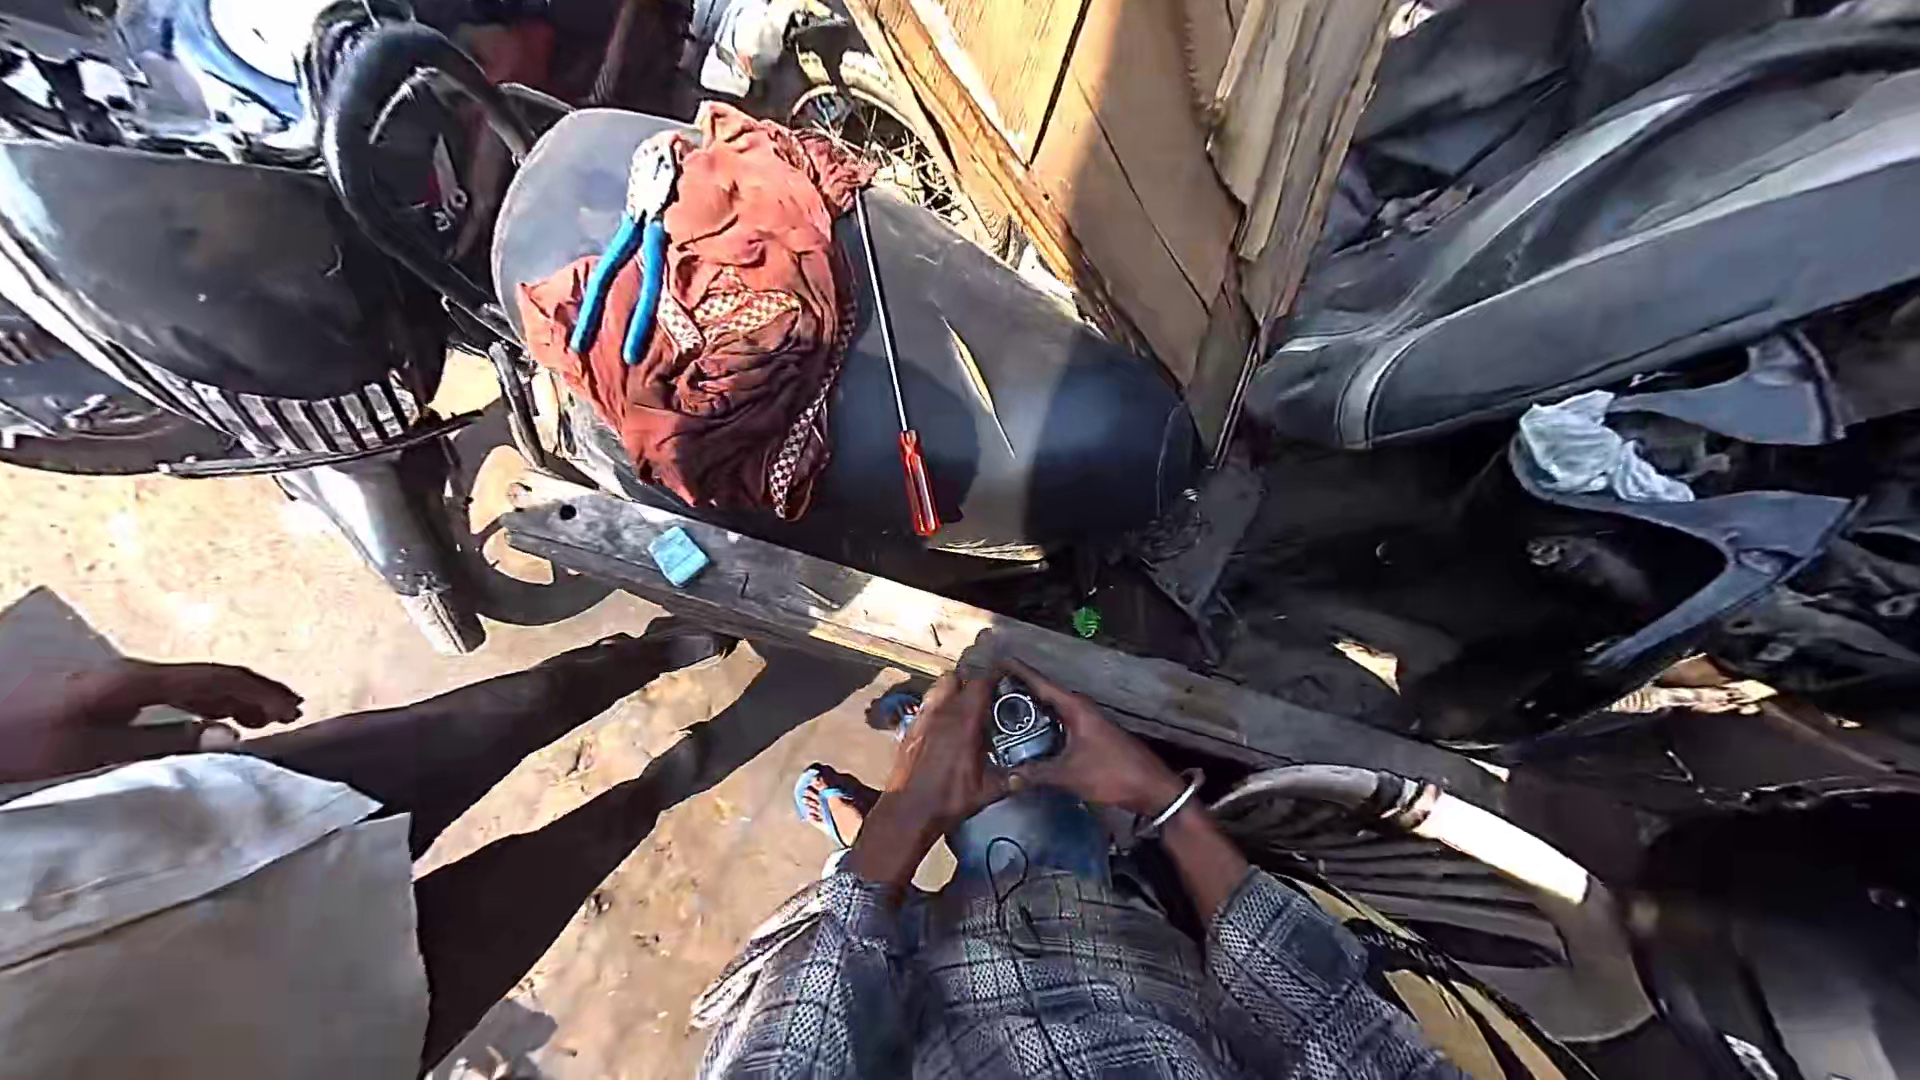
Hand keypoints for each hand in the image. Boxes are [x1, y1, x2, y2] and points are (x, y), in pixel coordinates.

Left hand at [0, 660, 302, 782]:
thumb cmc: (18, 743)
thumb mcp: (91, 749)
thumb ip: (165, 740)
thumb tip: (231, 735)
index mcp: (141, 680)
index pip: (222, 678)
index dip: (264, 692)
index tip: (293, 710)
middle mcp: (139, 672)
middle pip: (215, 676)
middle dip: (258, 693)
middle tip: (290, 713)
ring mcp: (123, 679)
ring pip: (198, 682)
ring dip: (236, 697)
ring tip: (261, 717)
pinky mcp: (110, 690)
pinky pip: (176, 690)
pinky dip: (208, 701)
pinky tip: (213, 717)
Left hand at [846, 670, 1006, 886]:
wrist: (907, 810)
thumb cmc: (947, 799)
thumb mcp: (985, 791)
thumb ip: (1008, 780)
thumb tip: (1024, 778)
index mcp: (964, 721)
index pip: (980, 683)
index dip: (992, 677)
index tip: (1002, 678)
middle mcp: (941, 713)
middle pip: (955, 678)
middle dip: (969, 682)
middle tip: (982, 696)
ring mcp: (923, 718)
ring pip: (937, 688)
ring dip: (950, 691)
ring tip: (961, 707)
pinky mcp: (910, 728)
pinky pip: (925, 706)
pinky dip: (936, 707)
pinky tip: (943, 726)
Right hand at [999, 656, 1185, 817]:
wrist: (1151, 787)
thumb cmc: (1113, 773)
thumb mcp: (1071, 775)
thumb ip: (1037, 773)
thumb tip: (1007, 776)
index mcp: (1074, 706)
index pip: (1039, 681)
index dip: (1017, 670)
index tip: (996, 660)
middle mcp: (1079, 707)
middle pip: (1043, 692)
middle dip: (1018, 690)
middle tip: (990, 690)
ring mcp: (1085, 719)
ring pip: (1051, 708)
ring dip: (1030, 708)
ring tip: (1001, 710)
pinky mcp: (1088, 733)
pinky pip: (1058, 721)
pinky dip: (1041, 723)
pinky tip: (1027, 733)